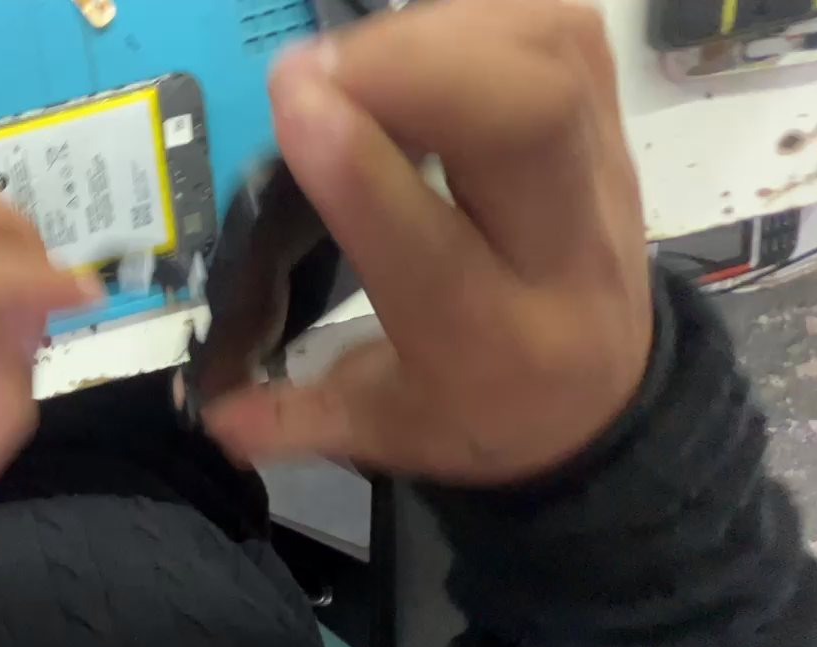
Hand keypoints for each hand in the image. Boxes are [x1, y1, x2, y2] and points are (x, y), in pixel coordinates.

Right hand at [202, 0, 652, 484]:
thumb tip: (214, 410)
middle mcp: (557, 247)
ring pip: (549, 53)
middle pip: (526, 119)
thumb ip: (290, 424)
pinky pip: (556, 29)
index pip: (429, 244)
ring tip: (340, 59)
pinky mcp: (602, 122)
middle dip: (411, 70)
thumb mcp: (377, 435)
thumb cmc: (474, 413)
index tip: (292, 109)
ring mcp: (597, 171)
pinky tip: (401, 45)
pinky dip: (469, 20)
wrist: (599, 395)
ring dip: (433, 35)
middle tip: (305, 74)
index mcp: (487, 341)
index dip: (361, 169)